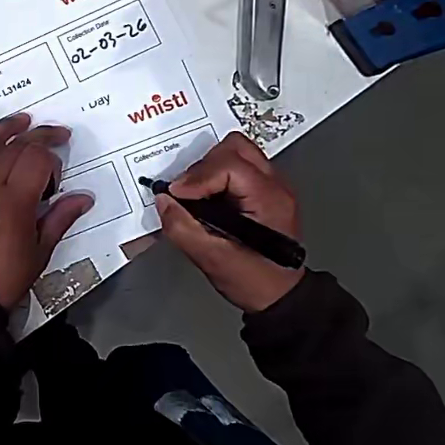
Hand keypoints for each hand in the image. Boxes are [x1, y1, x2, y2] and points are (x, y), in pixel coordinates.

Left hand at [0, 113, 93, 308]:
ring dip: (3, 128)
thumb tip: (81, 199)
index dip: (52, 157)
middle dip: (38, 136)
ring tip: (19, 121)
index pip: (37, 158)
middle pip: (14, 146)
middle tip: (53, 135)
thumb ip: (60, 219)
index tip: (55, 174)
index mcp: (13, 203)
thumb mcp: (39, 252)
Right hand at [155, 132, 305, 311]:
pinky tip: (205, 198)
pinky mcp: (261, 191)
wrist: (280, 297)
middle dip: (203, 166)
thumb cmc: (257, 282)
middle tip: (186, 191)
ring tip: (195, 195)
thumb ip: (183, 229)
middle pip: (234, 147)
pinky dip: (216, 176)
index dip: (197, 177)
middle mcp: (274, 186)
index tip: (176, 195)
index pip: (228, 165)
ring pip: (236, 152)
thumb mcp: (213, 260)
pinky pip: (236, 166)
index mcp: (268, 199)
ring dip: (210, 168)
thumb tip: (164, 202)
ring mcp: (270, 186)